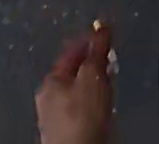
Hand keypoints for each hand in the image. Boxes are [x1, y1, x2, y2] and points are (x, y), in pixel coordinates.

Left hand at [35, 23, 113, 143]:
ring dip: (94, 82)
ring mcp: (55, 118)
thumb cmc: (82, 114)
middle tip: (110, 56)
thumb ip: (97, 51)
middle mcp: (48, 97)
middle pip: (74, 70)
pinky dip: (93, 102)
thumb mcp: (92, 76)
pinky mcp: (66, 134)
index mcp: (50, 80)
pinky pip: (81, 108)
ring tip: (109, 79)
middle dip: (92, 62)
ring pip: (78, 90)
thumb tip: (102, 27)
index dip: (90, 38)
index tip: (107, 33)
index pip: (71, 49)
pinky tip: (103, 105)